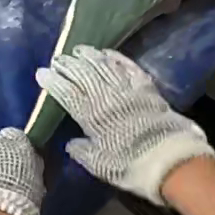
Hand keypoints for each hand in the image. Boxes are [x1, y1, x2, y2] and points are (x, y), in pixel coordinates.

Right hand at [34, 46, 214, 204]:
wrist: (172, 162)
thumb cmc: (130, 165)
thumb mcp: (98, 163)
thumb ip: (82, 150)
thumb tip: (72, 142)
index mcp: (91, 116)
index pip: (67, 93)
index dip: (53, 81)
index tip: (42, 72)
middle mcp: (107, 99)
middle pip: (84, 75)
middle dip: (68, 65)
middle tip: (58, 58)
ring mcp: (128, 92)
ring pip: (104, 68)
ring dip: (90, 57)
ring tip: (78, 50)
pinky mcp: (147, 91)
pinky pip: (130, 69)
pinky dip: (119, 59)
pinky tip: (109, 53)